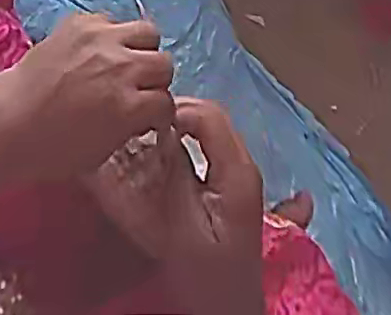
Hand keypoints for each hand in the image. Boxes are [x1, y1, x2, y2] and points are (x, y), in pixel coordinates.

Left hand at [0, 13, 175, 184]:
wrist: (7, 120)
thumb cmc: (51, 149)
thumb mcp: (103, 151)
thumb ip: (131, 125)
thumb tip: (145, 111)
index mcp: (128, 105)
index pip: (166, 102)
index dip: (158, 112)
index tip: (149, 115)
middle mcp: (121, 66)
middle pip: (164, 62)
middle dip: (155, 79)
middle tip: (138, 86)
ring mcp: (102, 38)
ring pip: (147, 31)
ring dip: (140, 48)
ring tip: (124, 60)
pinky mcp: (82, 20)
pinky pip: (112, 21)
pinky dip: (109, 36)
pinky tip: (93, 51)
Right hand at [87, 98, 264, 314]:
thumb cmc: (206, 278)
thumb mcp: (182, 227)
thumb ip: (173, 174)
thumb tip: (161, 132)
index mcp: (238, 171)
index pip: (209, 115)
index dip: (177, 112)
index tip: (147, 126)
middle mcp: (245, 166)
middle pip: (212, 118)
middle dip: (177, 116)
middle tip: (145, 130)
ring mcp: (243, 177)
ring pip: (212, 131)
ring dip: (182, 129)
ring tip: (152, 139)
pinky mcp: (234, 189)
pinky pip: (212, 149)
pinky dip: (189, 142)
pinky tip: (171, 150)